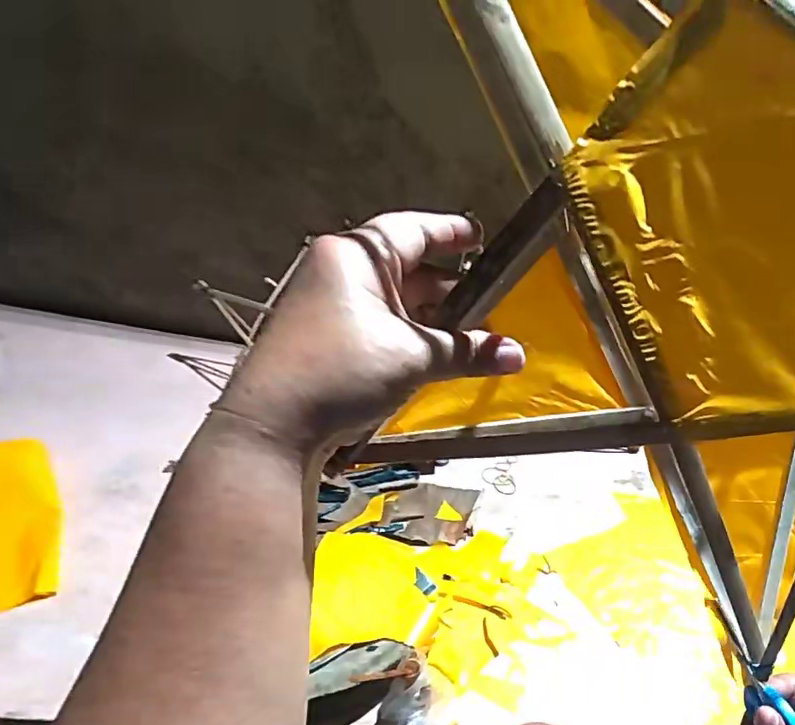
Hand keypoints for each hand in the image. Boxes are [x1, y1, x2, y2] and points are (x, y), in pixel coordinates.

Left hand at [215, 211, 525, 455]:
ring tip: (478, 333)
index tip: (480, 237)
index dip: (449, 232)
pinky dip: (418, 336)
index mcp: (356, 259)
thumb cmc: (342, 370)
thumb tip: (517, 354)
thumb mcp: (414, 358)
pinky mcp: (335, 338)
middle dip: (452, 287)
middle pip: (409, 269)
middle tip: (493, 299)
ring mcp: (335, 306)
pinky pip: (388, 326)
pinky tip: (445, 354)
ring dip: (438, 318)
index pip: (410, 231)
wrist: (277, 423)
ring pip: (400, 302)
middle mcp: (342, 273)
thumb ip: (468, 352)